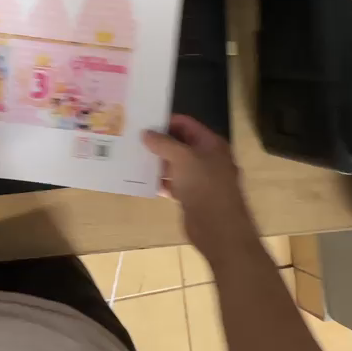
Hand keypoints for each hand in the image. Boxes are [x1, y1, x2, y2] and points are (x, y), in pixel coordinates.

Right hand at [143, 114, 256, 253]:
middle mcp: (207, 158)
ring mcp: (200, 178)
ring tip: (133, 158)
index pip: (186, 124)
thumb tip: (146, 133)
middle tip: (133, 140)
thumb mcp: (183, 158)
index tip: (142, 123)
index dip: (165, 122)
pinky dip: (160, 182)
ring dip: (157, 162)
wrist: (218, 228)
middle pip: (179, 144)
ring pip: (175, 164)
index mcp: (211, 144)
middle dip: (158, 142)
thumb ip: (163, 143)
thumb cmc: (204, 186)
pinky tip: (142, 181)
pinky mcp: (192, 196)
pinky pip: (173, 183)